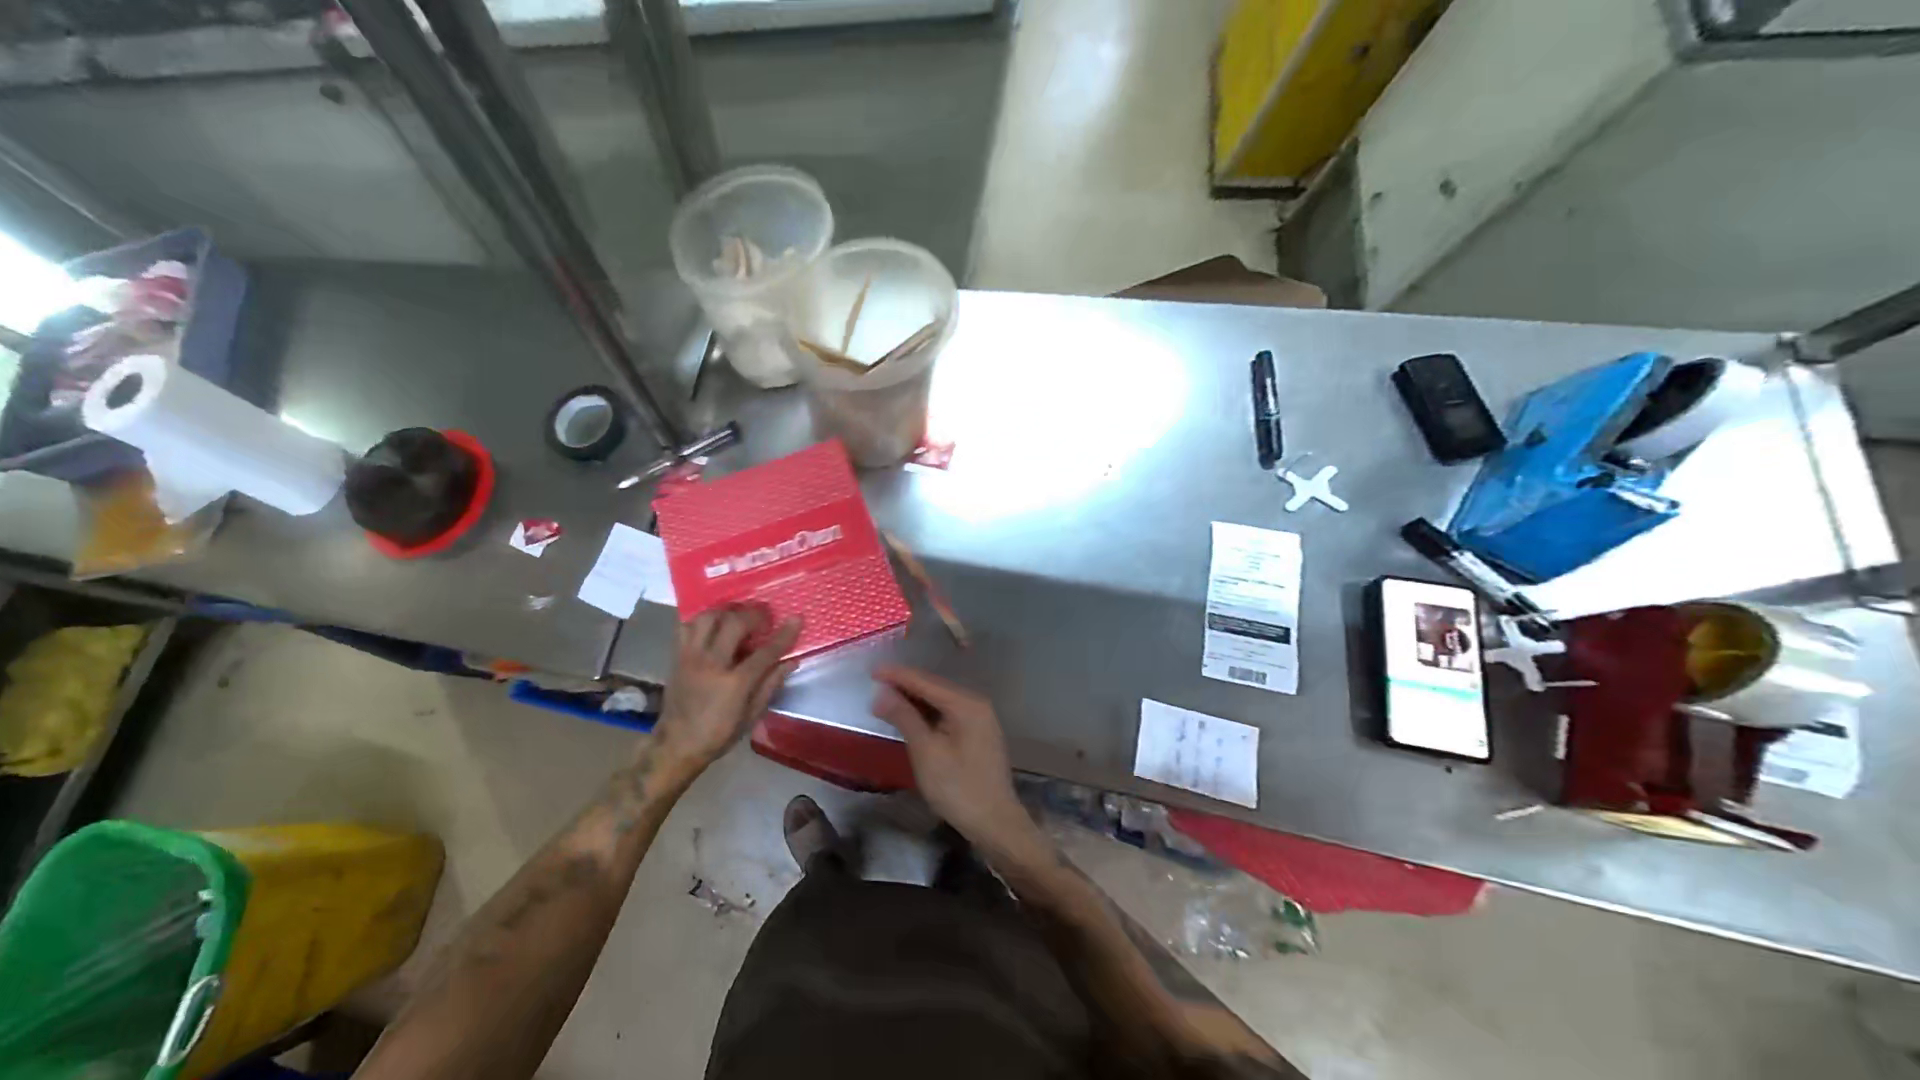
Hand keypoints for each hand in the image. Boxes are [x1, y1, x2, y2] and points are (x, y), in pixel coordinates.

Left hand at [653, 607, 800, 780]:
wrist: (676, 744)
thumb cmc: (719, 734)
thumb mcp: (752, 715)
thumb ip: (771, 684)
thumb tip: (791, 661)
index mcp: (734, 683)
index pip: (766, 651)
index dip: (784, 634)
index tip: (796, 619)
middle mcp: (711, 664)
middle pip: (735, 623)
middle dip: (754, 615)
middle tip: (765, 618)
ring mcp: (691, 657)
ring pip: (708, 617)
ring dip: (727, 612)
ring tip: (739, 618)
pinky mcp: (677, 656)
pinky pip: (688, 626)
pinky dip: (704, 620)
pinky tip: (715, 626)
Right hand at [870, 665, 1042, 857]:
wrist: (994, 823)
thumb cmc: (957, 788)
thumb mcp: (926, 752)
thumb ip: (904, 717)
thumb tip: (882, 692)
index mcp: (966, 704)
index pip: (925, 681)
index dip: (897, 675)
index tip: (871, 670)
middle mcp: (976, 704)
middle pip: (934, 687)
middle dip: (905, 685)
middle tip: (874, 684)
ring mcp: (980, 719)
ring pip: (941, 700)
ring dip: (915, 699)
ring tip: (886, 698)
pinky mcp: (978, 733)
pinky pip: (947, 713)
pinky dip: (927, 712)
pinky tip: (911, 716)